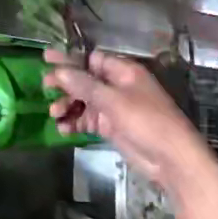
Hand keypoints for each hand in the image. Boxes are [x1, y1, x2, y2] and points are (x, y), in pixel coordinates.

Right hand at [44, 49, 216, 195]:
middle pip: (85, 80)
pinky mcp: (112, 126)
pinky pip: (88, 119)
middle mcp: (118, 86)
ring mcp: (114, 107)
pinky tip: (63, 129)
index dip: (69, 60)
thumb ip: (84, 85)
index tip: (47, 61)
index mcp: (123, 72)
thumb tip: (58, 70)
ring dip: (68, 105)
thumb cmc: (146, 122)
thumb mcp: (113, 101)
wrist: (172, 159)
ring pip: (84, 101)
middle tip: (45, 87)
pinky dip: (76, 122)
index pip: (91, 60)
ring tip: (54, 113)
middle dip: (65, 84)